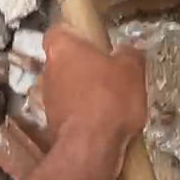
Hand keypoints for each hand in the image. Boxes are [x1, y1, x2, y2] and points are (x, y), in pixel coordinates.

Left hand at [41, 25, 145, 179]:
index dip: (76, 35)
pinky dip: (85, 117)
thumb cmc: (110, 100)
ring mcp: (48, 100)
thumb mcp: (132, 70)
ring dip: (85, 94)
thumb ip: (130, 54)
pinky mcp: (53, 126)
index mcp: (61, 48)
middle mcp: (48, 71)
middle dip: (85, 68)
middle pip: (65, 62)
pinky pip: (72, 114)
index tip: (94, 44)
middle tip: (110, 75)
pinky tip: (105, 124)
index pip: (59, 30)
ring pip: (68, 89)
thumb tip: (128, 51)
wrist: (92, 148)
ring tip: (112, 104)